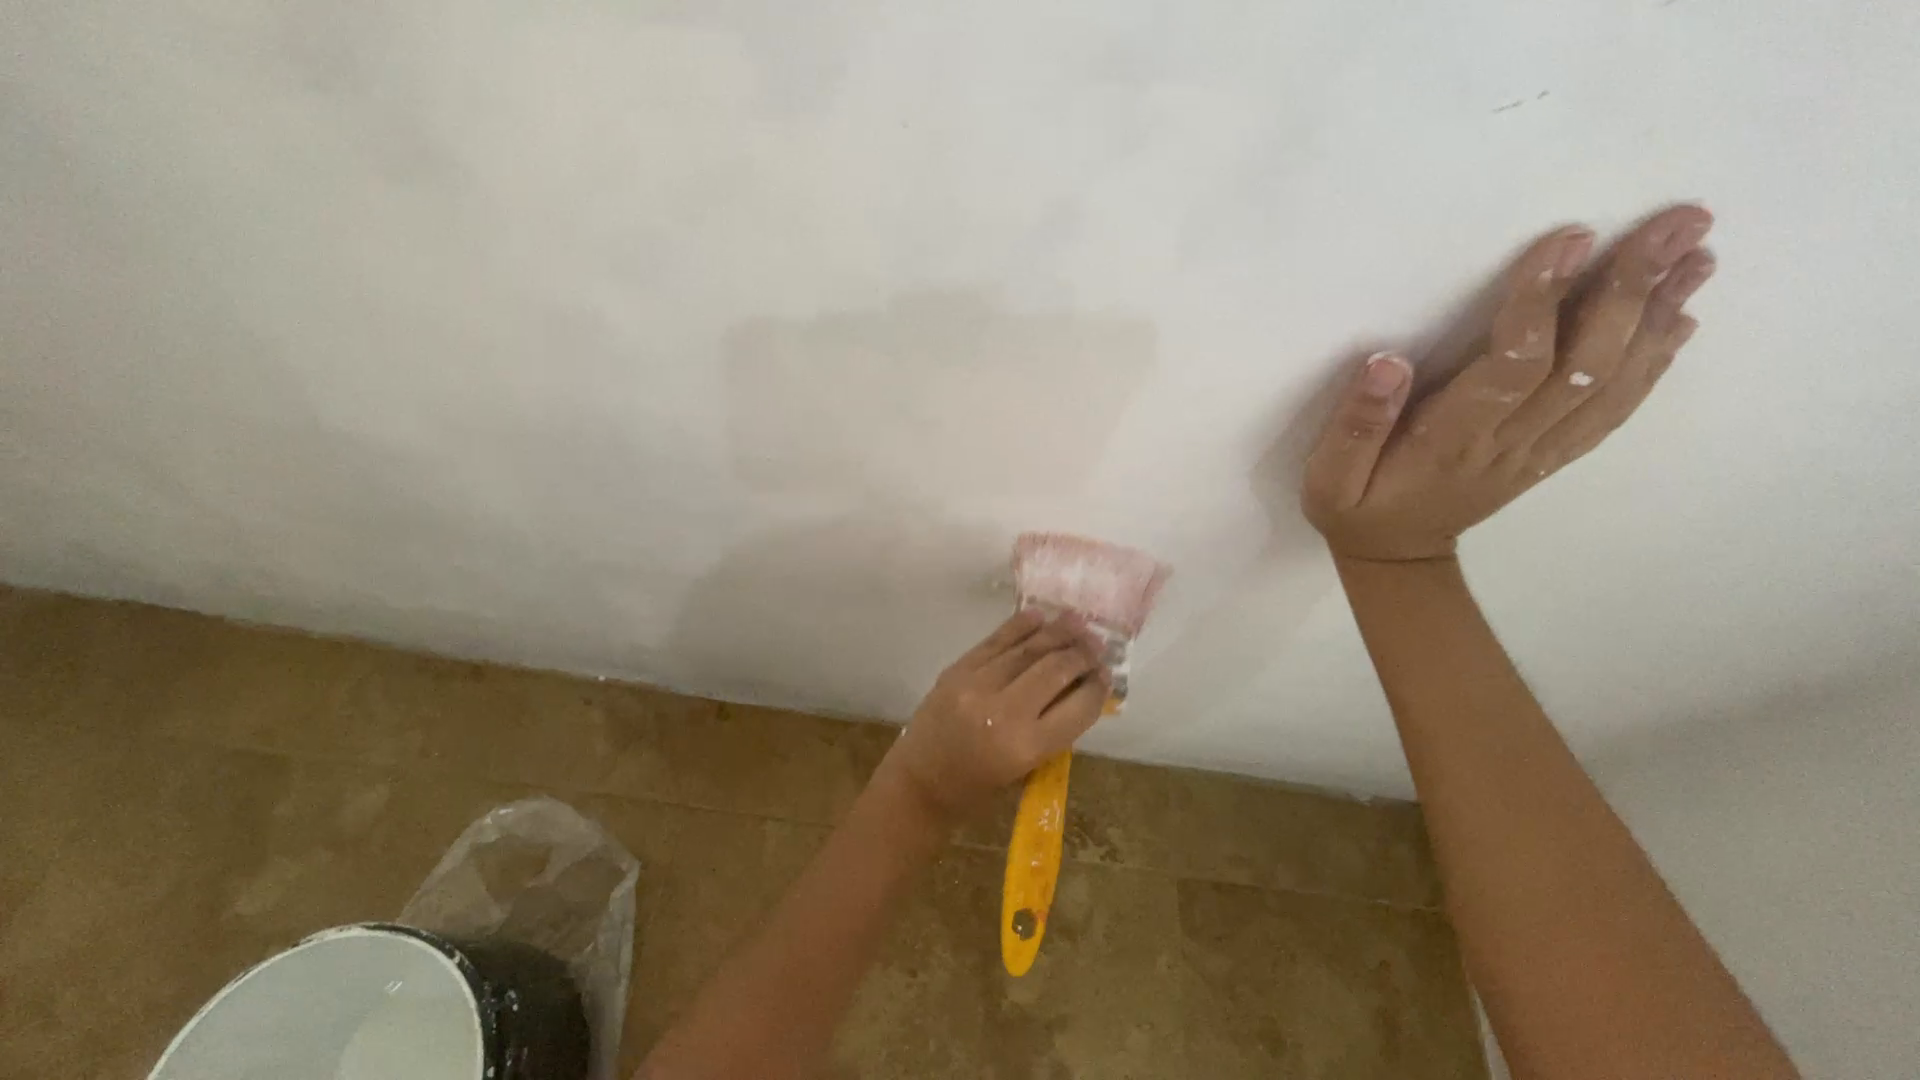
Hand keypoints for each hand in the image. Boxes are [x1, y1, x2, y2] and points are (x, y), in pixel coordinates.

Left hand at [881, 610, 1109, 822]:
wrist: (919, 784)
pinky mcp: (956, 671)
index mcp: (1027, 747)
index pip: (1078, 707)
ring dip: (1057, 633)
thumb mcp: (1025, 769)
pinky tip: (1040, 617)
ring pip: (1027, 650)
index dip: (1097, 688)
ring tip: (1079, 622)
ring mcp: (977, 686)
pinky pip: (995, 642)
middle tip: (1098, 645)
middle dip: (1081, 654)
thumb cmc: (978, 789)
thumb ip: (1052, 731)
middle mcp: (1004, 712)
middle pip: (1055, 669)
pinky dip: (1019, 627)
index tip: (1106, 675)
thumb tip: (1079, 690)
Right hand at [1302, 204, 1715, 561]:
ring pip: (1612, 383)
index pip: (1510, 368)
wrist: (1398, 557)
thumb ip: (1354, 425)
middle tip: (1678, 224)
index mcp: (1451, 441)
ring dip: (1657, 318)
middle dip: (1630, 291)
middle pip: (1583, 365)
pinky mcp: (1551, 454)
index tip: (1570, 241)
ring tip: (1698, 255)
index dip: (1541, 304)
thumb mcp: (1328, 479)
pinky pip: (1614, 410)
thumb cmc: (1357, 510)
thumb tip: (1388, 362)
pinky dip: (1654, 364)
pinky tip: (1679, 319)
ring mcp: (1538, 450)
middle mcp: (1509, 443)